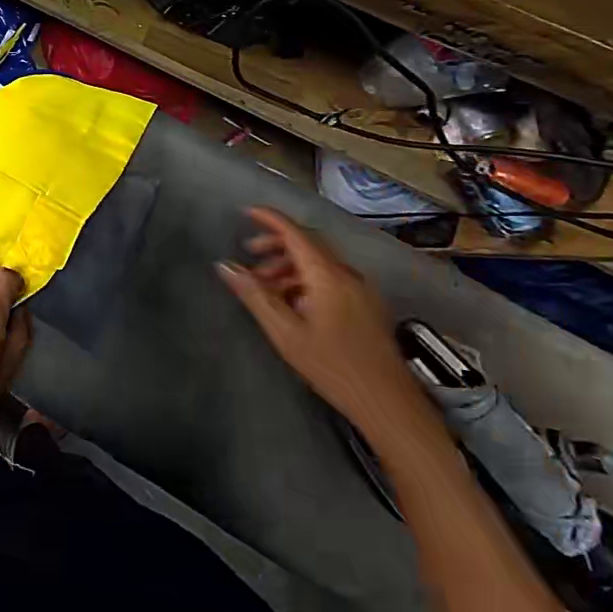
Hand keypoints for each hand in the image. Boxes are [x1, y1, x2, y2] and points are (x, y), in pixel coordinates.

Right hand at [219, 208, 429, 433]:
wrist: (385, 399)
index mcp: (326, 275)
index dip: (270, 219)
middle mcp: (346, 273)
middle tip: (251, 255)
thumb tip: (226, 267)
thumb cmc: (332, 366)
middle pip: (309, 244)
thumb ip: (256, 297)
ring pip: (321, 262)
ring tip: (267, 286)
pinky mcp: (367, 304)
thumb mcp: (286, 333)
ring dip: (291, 266)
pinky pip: (333, 278)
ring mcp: (360, 287)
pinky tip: (295, 304)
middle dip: (277, 244)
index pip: (295, 233)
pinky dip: (308, 280)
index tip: (247, 212)